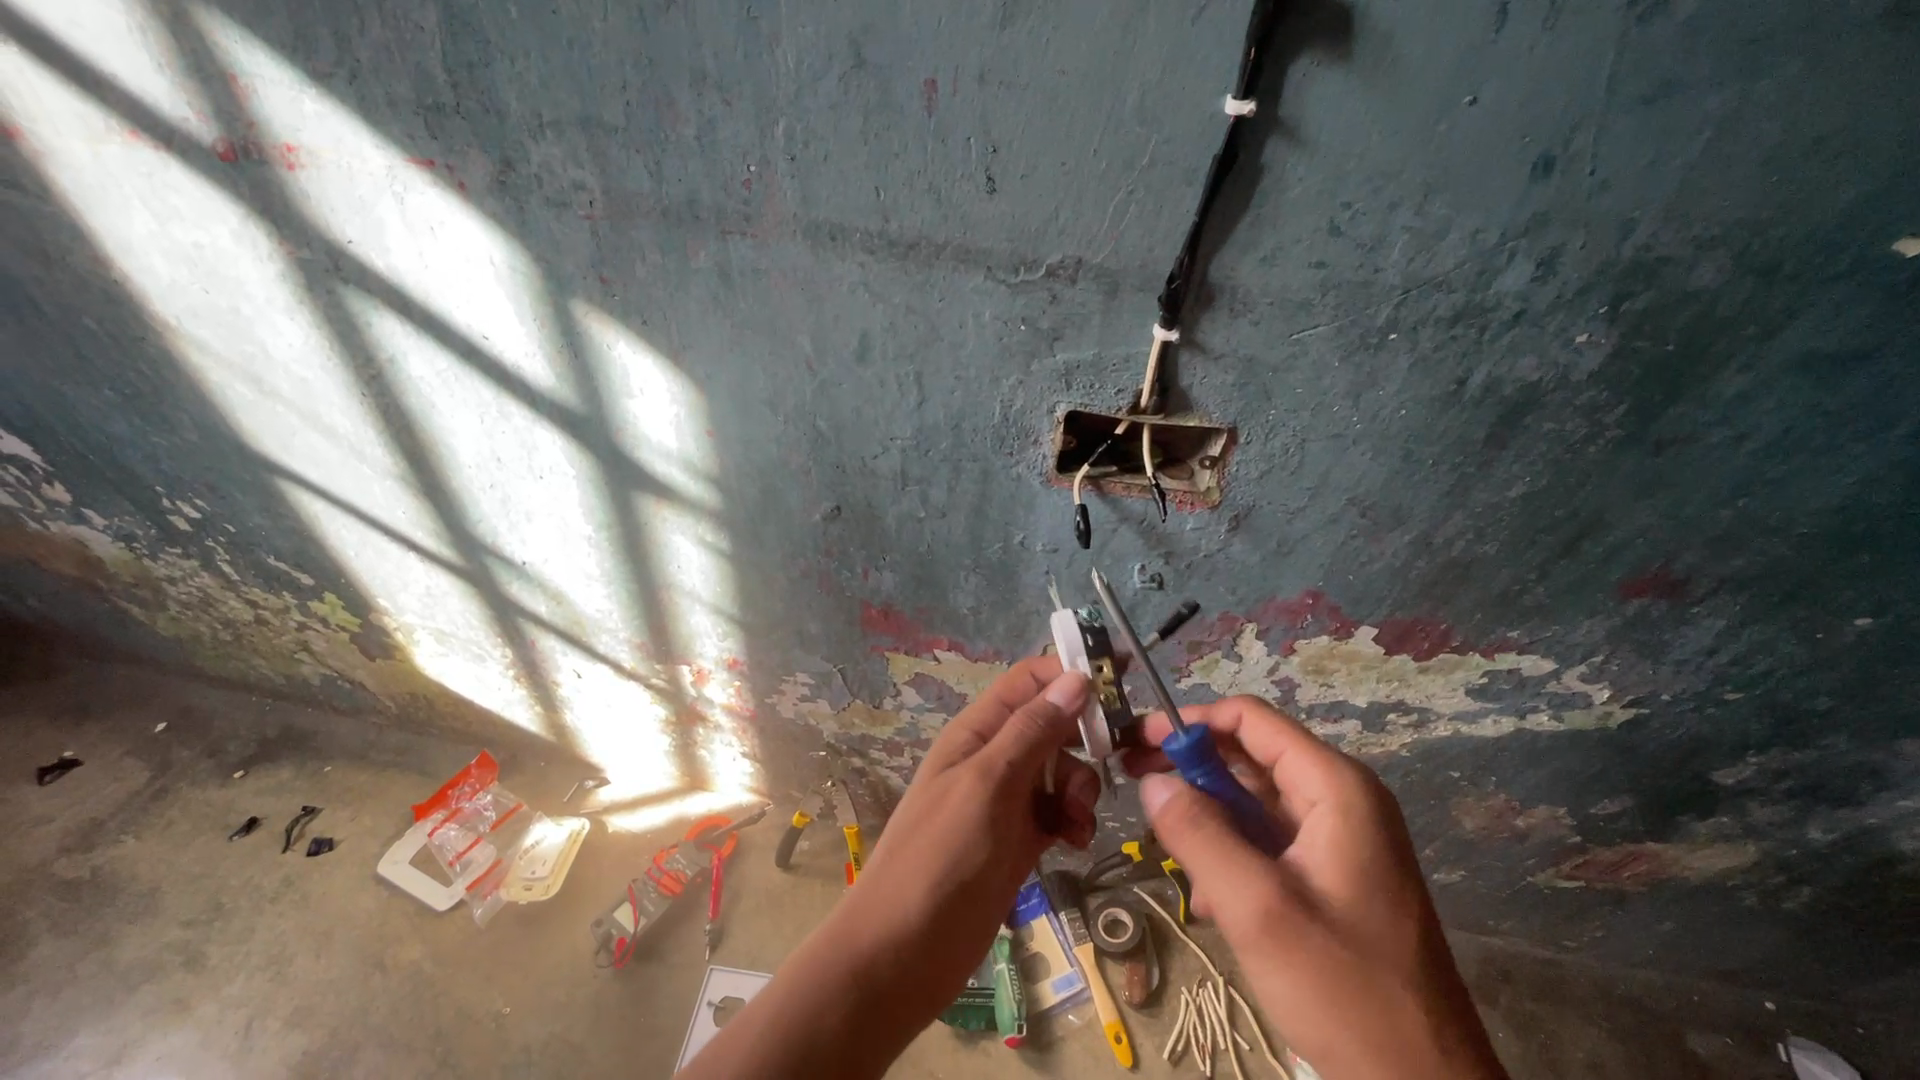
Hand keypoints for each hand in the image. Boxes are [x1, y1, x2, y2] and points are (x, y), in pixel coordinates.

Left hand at [844, 656, 1098, 1017]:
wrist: (904, 951)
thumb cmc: (941, 858)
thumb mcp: (988, 785)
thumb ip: (1032, 731)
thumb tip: (1076, 677)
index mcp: (977, 732)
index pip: (1029, 681)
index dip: (1072, 671)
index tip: (1123, 676)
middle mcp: (994, 758)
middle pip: (1054, 724)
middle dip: (1086, 738)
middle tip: (1116, 759)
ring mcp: (1007, 801)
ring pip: (1063, 771)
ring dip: (1081, 788)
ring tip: (1077, 822)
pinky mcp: (1020, 841)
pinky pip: (1059, 813)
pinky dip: (1073, 821)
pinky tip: (1075, 842)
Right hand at [1124, 696, 1507, 1079]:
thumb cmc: (1343, 988)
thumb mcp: (1257, 908)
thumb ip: (1198, 834)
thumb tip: (1152, 780)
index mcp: (1335, 788)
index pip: (1252, 720)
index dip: (1191, 722)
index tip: (1136, 744)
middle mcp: (1341, 800)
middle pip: (1251, 757)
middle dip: (1190, 769)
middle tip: (1134, 787)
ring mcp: (1340, 839)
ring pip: (1255, 802)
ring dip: (1207, 819)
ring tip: (1169, 854)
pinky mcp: (1333, 875)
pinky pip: (1269, 842)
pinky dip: (1230, 854)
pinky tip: (1206, 897)